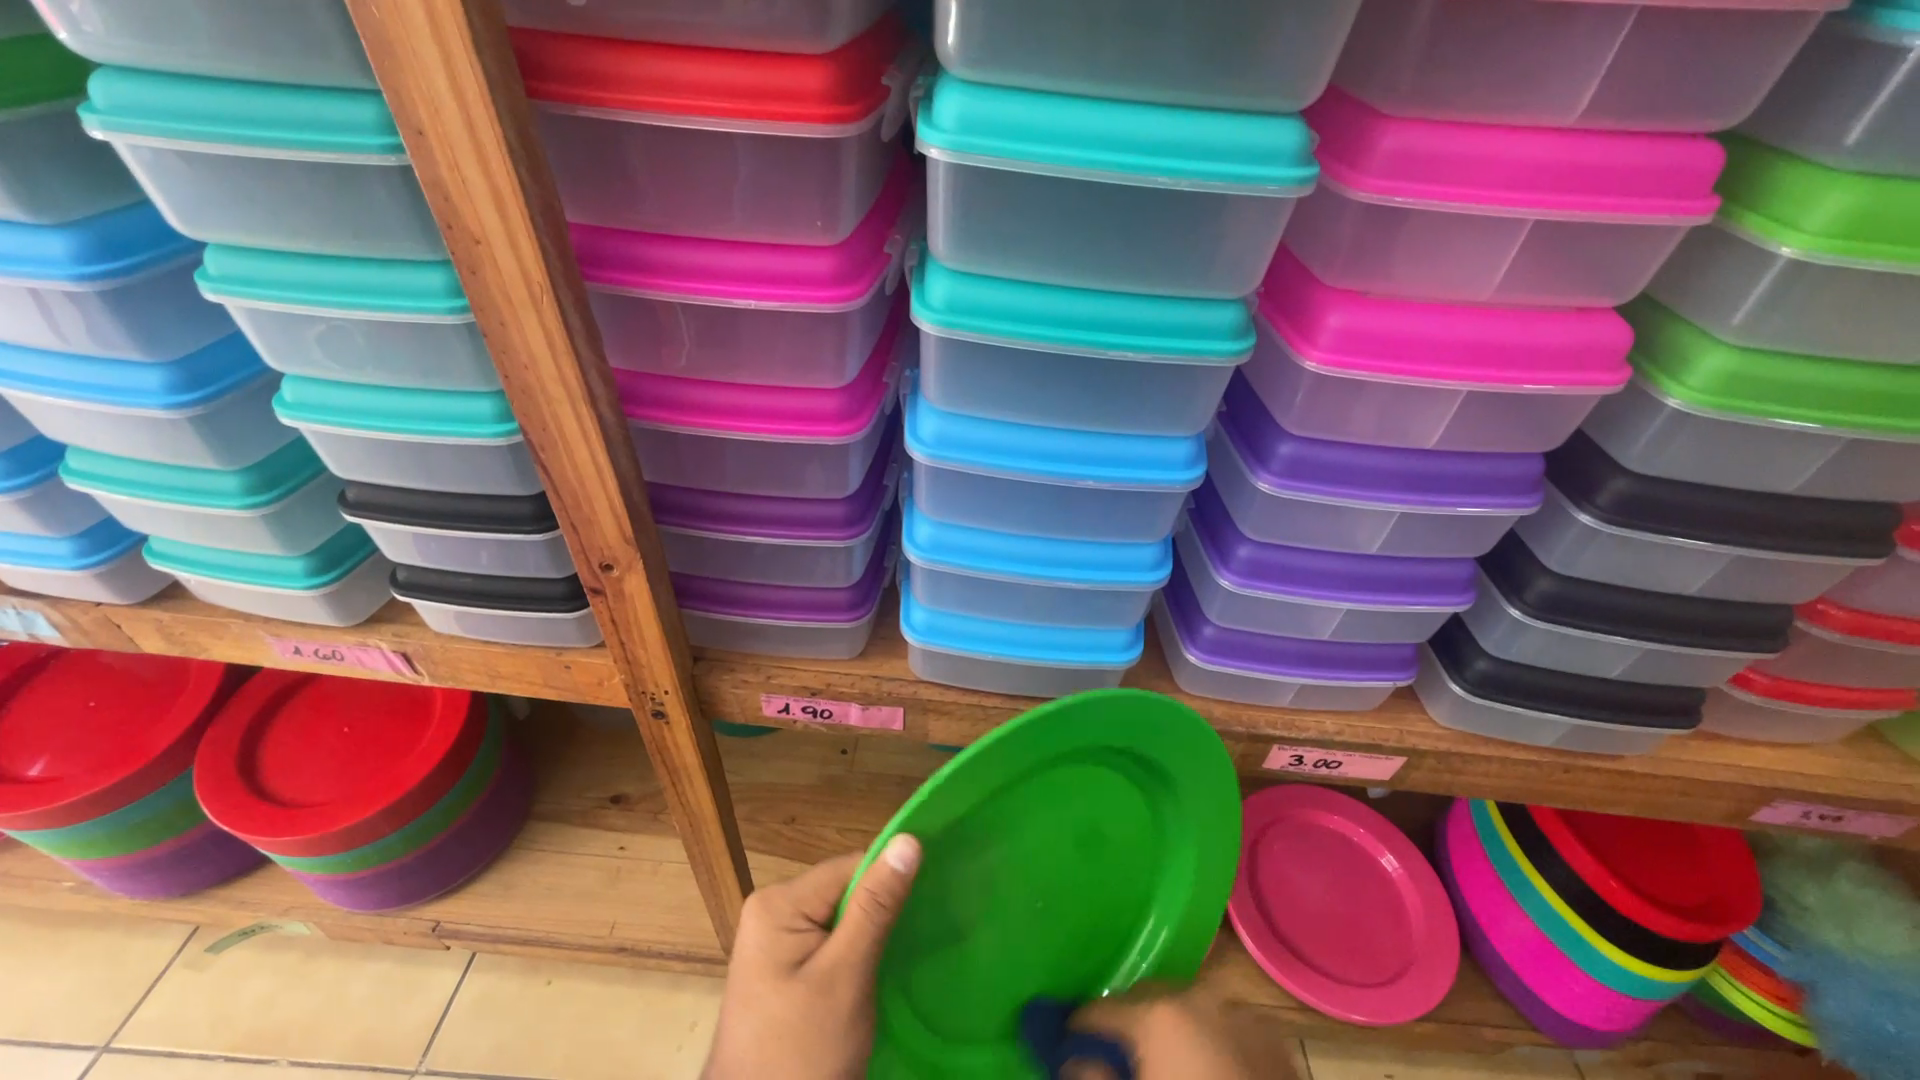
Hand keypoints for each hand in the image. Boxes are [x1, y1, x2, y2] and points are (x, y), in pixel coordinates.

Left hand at [703, 835, 921, 1079]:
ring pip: (841, 918)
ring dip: (871, 936)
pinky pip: (830, 943)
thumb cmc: (802, 1053)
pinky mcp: (784, 969)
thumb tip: (908, 838)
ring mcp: (775, 942)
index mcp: (778, 903)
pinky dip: (856, 957)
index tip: (933, 902)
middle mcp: (771, 911)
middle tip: (923, 937)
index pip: (851, 867)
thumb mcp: (846, 977)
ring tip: (905, 956)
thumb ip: (876, 906)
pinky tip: (878, 974)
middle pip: (845, 890)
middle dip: (882, 912)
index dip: (891, 882)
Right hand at [1061, 988, 1269, 1079]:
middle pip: (1142, 1004)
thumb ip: (1093, 1078)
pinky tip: (1204, 1079)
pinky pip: (1222, 1034)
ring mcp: (1241, 1018)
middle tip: (1119, 1067)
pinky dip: (1205, 1049)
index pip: (1095, 1012)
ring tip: (1164, 1072)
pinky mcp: (1272, 1045)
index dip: (1076, 1037)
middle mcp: (1198, 999)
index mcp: (1157, 1016)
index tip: (1070, 1059)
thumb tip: (1076, 1060)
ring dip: (1167, 1039)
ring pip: (1185, 1015)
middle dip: (1125, 1033)